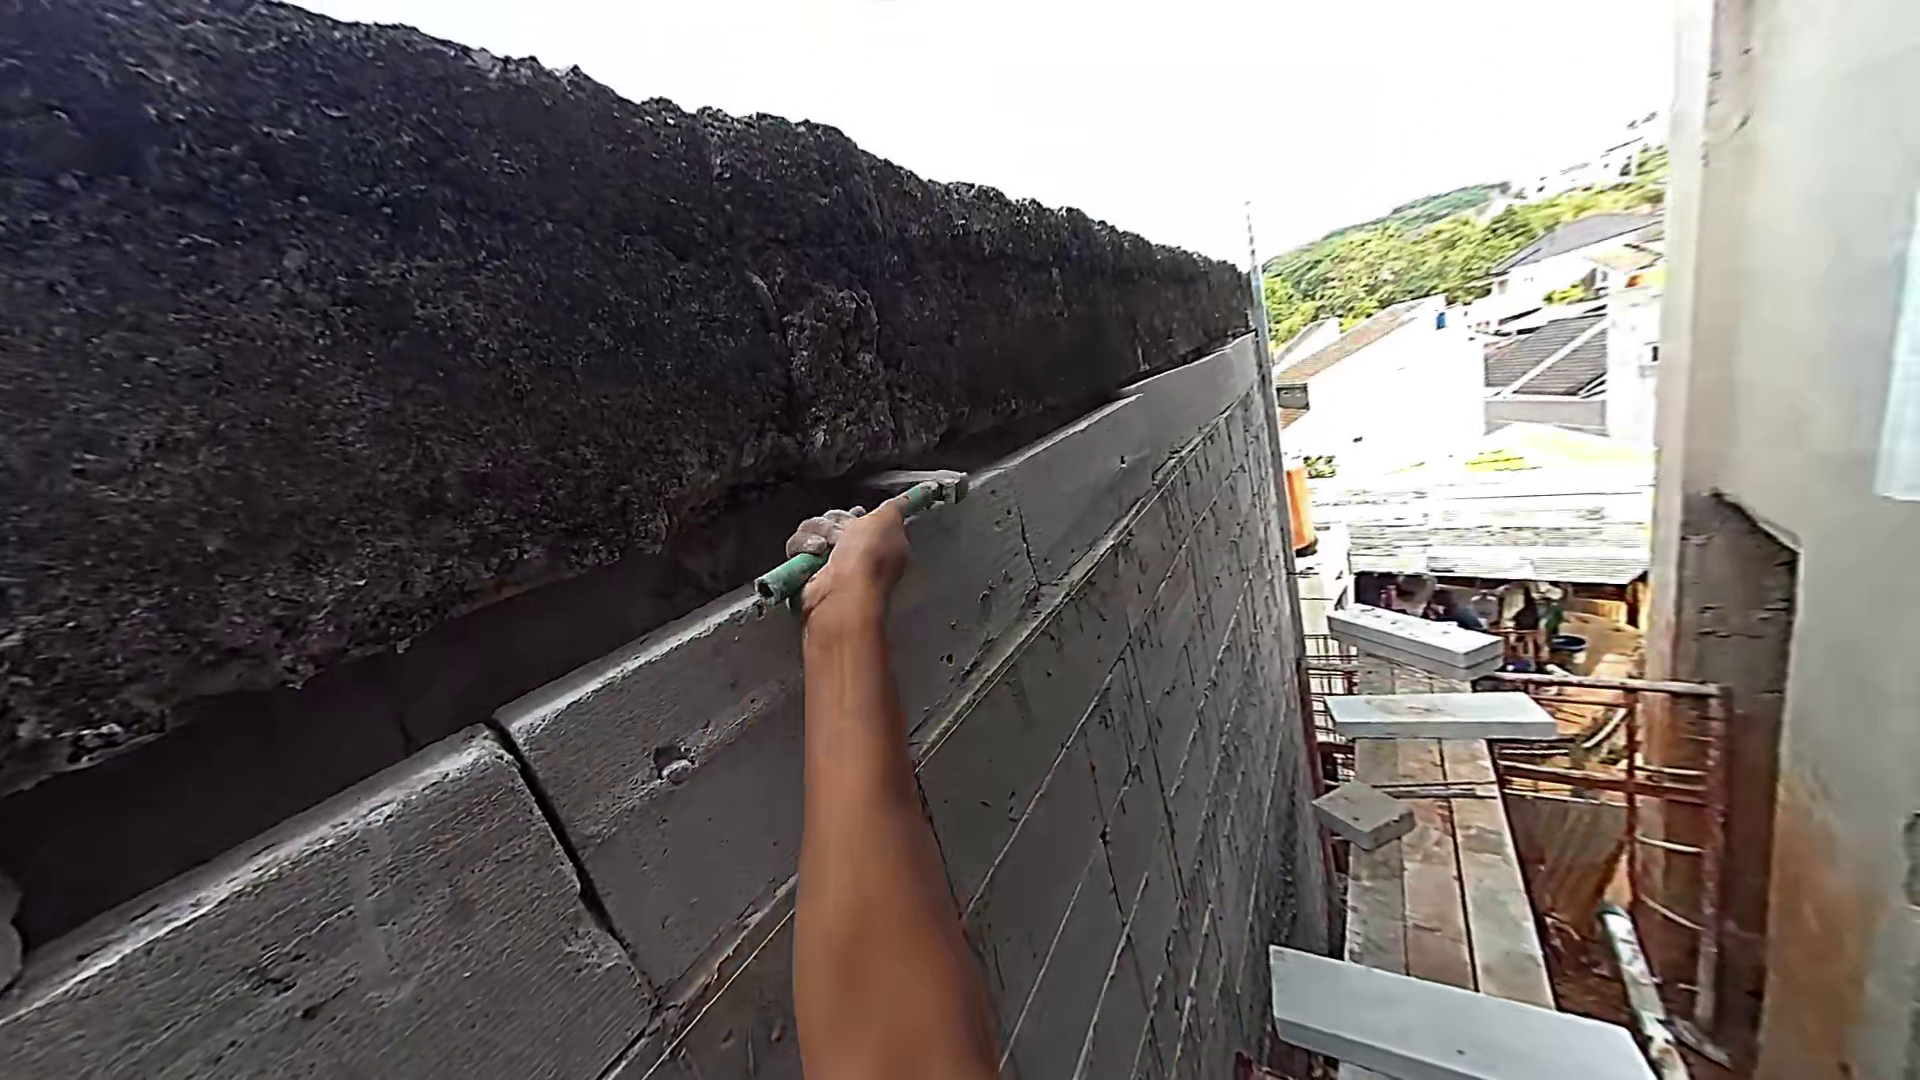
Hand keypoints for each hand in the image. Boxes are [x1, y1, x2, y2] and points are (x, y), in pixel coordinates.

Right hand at [788, 498, 909, 619]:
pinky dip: (803, 545)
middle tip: (838, 533)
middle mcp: (858, 555)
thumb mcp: (889, 520)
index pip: (866, 521)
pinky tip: (814, 552)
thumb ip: (894, 507)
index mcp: (883, 545)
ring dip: (817, 530)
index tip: (857, 514)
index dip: (859, 515)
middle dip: (835, 521)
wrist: (842, 591)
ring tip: (824, 546)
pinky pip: (798, 545)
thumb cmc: (870, 556)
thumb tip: (900, 502)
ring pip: (814, 529)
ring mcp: (832, 564)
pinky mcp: (808, 570)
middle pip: (836, 521)